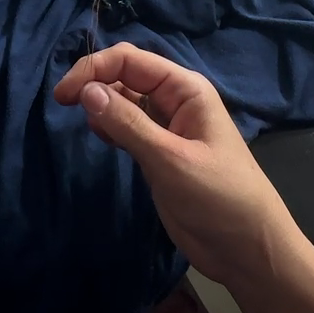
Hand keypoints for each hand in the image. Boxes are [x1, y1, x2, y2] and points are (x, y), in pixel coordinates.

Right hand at [54, 44, 313, 312]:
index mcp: (184, 88)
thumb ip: (127, 123)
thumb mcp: (170, 160)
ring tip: (85, 123)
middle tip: (63, 102)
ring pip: (123, 97)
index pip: (130, 60)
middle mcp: (174, 99)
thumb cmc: (219, 198)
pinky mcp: (158, 150)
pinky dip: (108, 124)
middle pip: (125, 73)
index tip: (64, 94)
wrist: (249, 252)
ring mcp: (166, 124)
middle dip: (94, 80)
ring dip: (100, 103)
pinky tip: (100, 136)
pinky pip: (126, 123)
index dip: (94, 69)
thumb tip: (86, 91)